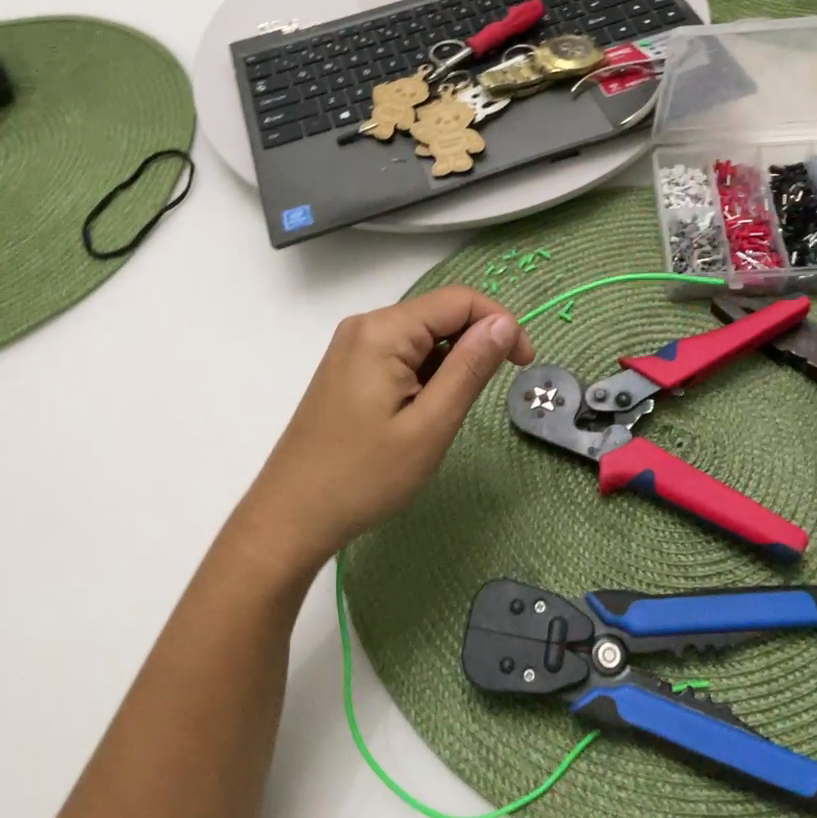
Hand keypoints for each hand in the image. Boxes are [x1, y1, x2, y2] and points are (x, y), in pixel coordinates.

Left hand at [229, 286, 534, 572]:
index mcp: (383, 331)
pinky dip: (426, 375)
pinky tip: (422, 413)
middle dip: (475, 345)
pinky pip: (401, 355)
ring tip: (445, 415)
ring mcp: (352, 348)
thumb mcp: (430, 425)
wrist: (292, 517)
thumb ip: (470, 368)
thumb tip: (504, 323)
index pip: (459, 300)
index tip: (525, 365)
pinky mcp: (348, 370)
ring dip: (450, 364)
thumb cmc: (364, 476)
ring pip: (422, 337)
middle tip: (487, 396)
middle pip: (439, 314)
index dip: (500, 323)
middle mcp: (365, 327)